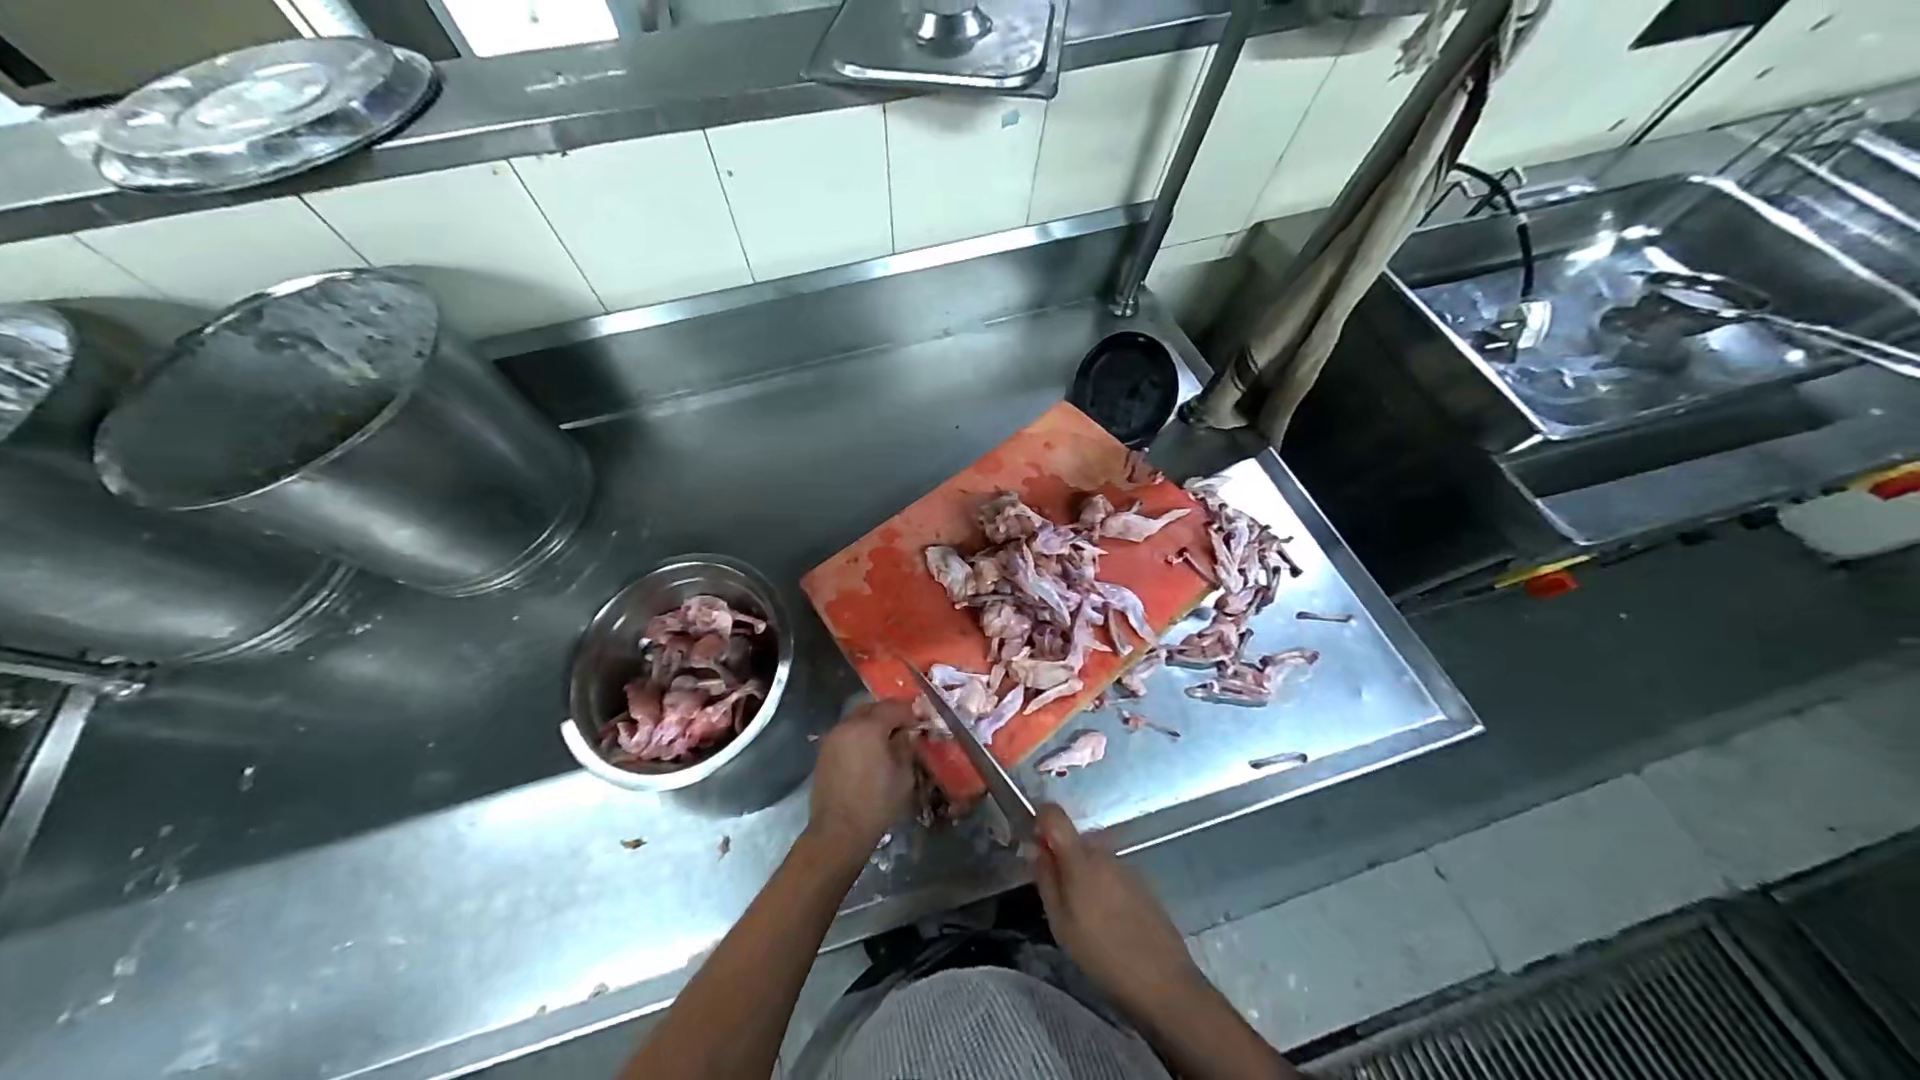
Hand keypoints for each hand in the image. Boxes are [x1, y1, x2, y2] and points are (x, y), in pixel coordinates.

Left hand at [806, 699, 915, 863]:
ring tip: (888, 740)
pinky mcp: (824, 752)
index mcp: (869, 727)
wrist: (839, 831)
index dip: (910, 711)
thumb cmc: (877, 803)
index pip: (894, 707)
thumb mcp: (903, 775)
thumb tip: (907, 732)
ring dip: (874, 723)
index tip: (922, 721)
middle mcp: (847, 725)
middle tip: (906, 728)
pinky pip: (846, 733)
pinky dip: (860, 735)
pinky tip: (869, 752)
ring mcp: (832, 737)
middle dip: (890, 714)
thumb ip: (906, 746)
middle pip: (872, 708)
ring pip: (857, 719)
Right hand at [1031, 803, 1208, 1016]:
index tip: (1036, 845)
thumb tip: (1038, 850)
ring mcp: (1126, 866)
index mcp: (1080, 858)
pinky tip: (1108, 920)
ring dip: (1084, 874)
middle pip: (1075, 839)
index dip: (1041, 821)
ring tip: (1084, 914)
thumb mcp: (1060, 923)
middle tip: (1059, 895)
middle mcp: (1104, 853)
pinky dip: (1103, 886)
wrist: (1162, 979)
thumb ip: (1046, 880)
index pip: (1054, 814)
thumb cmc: (1102, 953)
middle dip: (1062, 857)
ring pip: (1094, 857)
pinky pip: (1111, 873)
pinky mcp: (1142, 882)